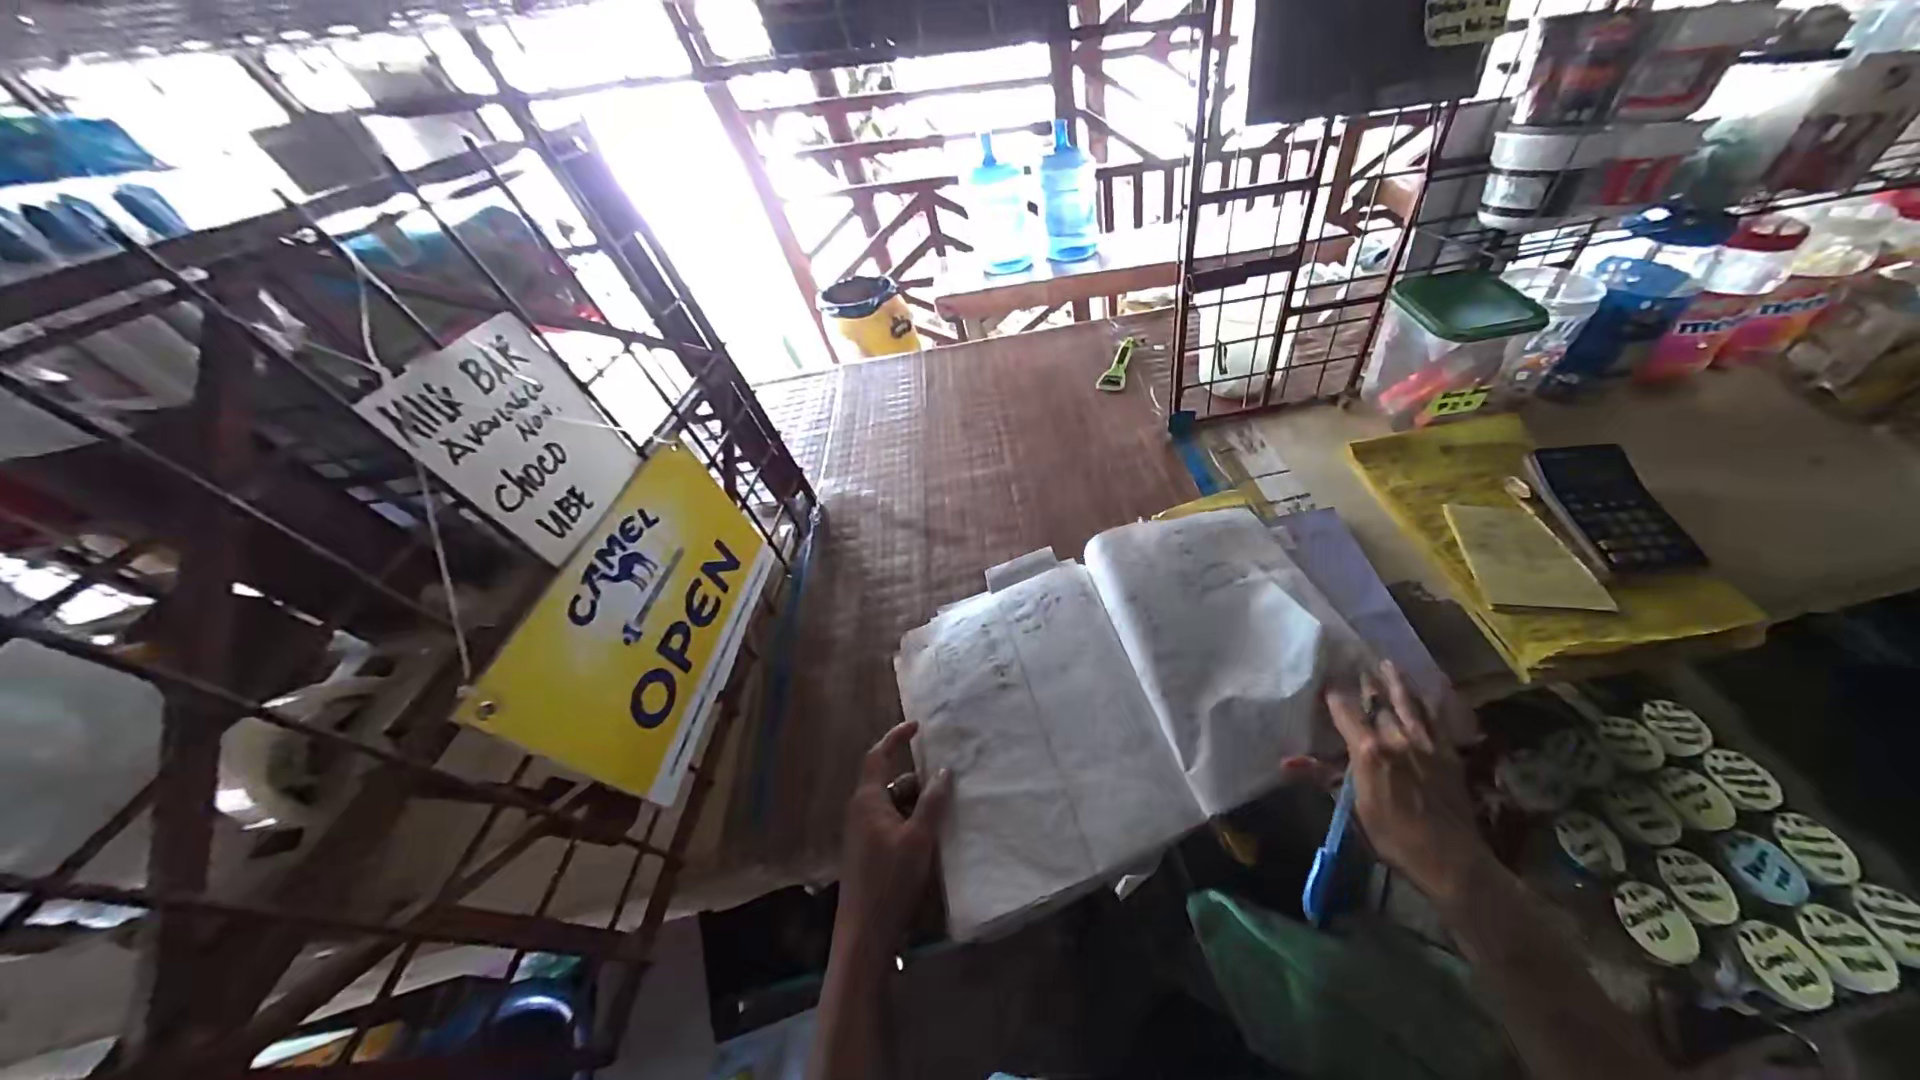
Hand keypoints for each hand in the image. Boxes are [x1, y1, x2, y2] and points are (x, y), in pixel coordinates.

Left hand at [837, 721, 952, 948]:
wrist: (865, 934)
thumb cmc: (890, 881)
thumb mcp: (918, 839)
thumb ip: (932, 803)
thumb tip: (944, 771)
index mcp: (867, 800)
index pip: (878, 755)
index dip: (896, 737)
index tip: (917, 726)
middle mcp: (862, 811)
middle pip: (891, 781)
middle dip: (918, 778)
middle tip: (948, 777)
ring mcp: (864, 833)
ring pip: (894, 805)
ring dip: (918, 802)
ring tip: (949, 806)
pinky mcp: (870, 853)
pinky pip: (893, 824)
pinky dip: (913, 821)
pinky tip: (934, 834)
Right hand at [1289, 661, 1492, 906]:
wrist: (1451, 860)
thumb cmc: (1391, 836)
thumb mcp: (1350, 807)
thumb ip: (1321, 776)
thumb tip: (1284, 763)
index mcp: (1368, 750)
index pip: (1344, 710)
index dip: (1332, 694)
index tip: (1322, 681)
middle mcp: (1396, 738)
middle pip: (1377, 702)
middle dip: (1364, 683)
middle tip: (1355, 664)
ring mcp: (1426, 743)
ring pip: (1409, 703)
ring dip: (1396, 682)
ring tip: (1387, 663)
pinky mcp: (1448, 754)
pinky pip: (1436, 719)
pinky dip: (1428, 703)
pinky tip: (1427, 693)